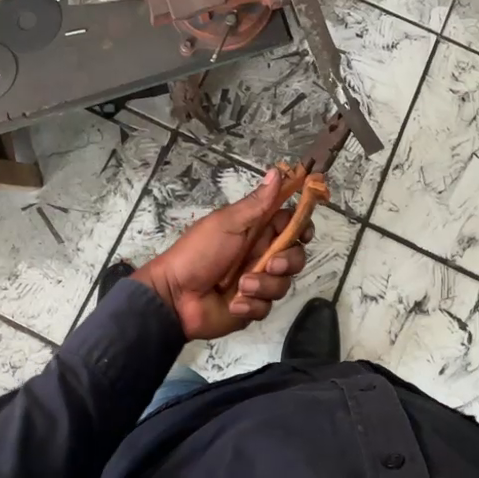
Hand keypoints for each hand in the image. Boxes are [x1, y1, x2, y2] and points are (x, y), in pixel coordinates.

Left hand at [132, 168, 312, 339]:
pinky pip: (266, 307)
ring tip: (241, 286)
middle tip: (270, 264)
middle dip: (288, 261)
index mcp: (257, 230)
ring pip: (283, 283)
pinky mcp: (252, 306)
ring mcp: (258, 281)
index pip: (291, 224)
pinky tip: (233, 303)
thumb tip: (277, 171)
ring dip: (264, 286)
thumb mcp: (228, 223)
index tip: (304, 233)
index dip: (302, 227)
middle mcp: (262, 254)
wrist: (175, 296)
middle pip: (295, 255)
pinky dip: (251, 305)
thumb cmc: (200, 252)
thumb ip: (257, 203)